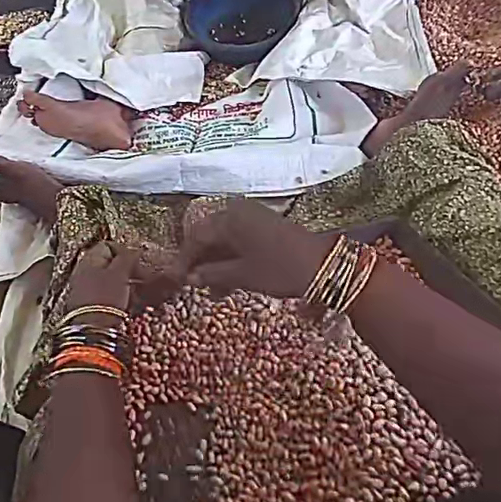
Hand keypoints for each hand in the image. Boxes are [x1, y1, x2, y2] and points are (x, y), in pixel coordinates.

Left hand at [66, 242, 136, 316]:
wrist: (92, 330)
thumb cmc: (105, 297)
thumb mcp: (120, 273)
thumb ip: (127, 257)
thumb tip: (134, 249)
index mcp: (88, 260)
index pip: (107, 245)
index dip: (123, 250)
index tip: (136, 259)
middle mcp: (82, 273)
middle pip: (107, 264)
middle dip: (124, 268)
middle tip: (139, 275)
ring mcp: (84, 291)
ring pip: (108, 280)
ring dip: (123, 283)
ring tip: (136, 290)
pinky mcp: (89, 307)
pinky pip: (107, 295)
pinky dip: (118, 296)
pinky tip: (127, 303)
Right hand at [178, 199, 333, 298]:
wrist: (322, 264)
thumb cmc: (278, 269)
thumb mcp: (242, 275)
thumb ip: (212, 274)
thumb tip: (191, 277)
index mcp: (228, 218)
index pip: (195, 236)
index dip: (185, 259)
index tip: (177, 279)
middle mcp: (238, 210)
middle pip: (209, 234)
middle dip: (201, 261)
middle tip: (194, 285)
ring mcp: (253, 215)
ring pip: (224, 238)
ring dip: (217, 262)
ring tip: (214, 290)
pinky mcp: (265, 223)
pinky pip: (239, 237)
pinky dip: (232, 256)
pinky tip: (231, 279)